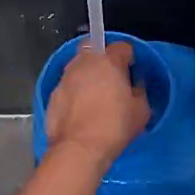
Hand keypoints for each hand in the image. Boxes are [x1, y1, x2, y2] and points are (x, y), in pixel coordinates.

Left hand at [45, 39, 150, 164]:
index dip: (128, 57)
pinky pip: (67, 85)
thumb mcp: (141, 111)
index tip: (130, 70)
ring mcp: (65, 77)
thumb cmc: (114, 127)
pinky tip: (79, 108)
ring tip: (93, 94)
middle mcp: (84, 63)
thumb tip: (135, 87)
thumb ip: (140, 92)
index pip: (121, 46)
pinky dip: (74, 91)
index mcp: (109, 62)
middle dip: (101, 55)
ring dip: (86, 73)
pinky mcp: (53, 93)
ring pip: (77, 65)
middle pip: (93, 47)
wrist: (79, 148)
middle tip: (109, 75)